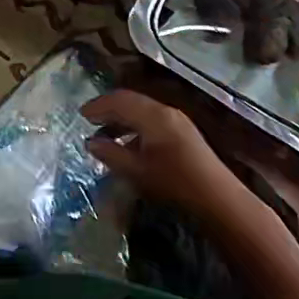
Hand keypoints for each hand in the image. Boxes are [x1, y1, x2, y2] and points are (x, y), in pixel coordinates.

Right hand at [84, 90, 243, 216]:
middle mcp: (165, 110)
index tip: (81, 115)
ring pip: (143, 110)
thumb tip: (91, 142)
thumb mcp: (136, 171)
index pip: (119, 101)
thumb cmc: (173, 182)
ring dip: (122, 117)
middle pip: (132, 101)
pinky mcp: (183, 131)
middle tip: (90, 120)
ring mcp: (176, 120)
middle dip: (109, 108)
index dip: (98, 106)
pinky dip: (136, 125)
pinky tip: (129, 143)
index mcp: (152, 115)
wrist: (217, 197)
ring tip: (105, 133)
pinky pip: (152, 119)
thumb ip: (111, 154)